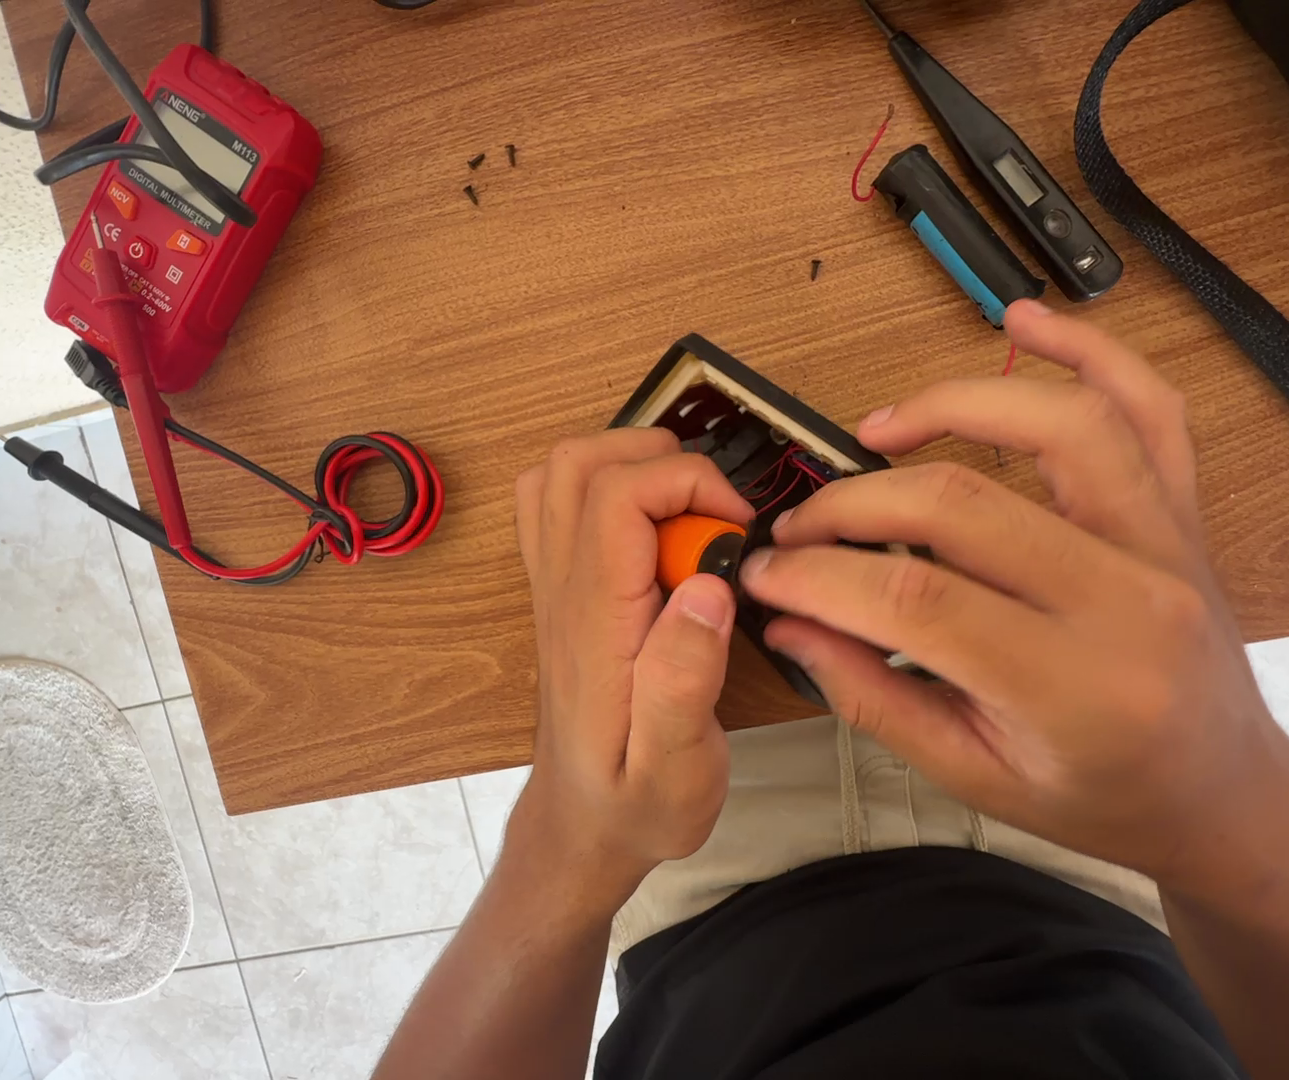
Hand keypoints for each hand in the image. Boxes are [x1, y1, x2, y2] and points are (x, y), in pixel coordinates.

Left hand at [506, 429, 755, 906]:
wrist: (583, 822)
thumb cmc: (636, 800)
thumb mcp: (677, 766)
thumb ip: (686, 679)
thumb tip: (707, 585)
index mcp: (595, 619)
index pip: (615, 496)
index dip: (686, 483)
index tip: (736, 524)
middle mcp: (562, 588)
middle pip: (577, 464)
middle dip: (658, 459)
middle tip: (711, 512)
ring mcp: (551, 584)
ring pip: (558, 473)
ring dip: (626, 464)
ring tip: (683, 510)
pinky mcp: (557, 590)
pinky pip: (553, 505)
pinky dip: (599, 486)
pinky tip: (646, 528)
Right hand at [740, 301, 1288, 895]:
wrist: (1222, 796)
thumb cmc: (1095, 799)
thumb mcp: (967, 774)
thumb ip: (869, 695)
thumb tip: (788, 622)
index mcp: (1070, 686)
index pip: (915, 598)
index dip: (819, 574)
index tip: (766, 571)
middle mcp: (1127, 598)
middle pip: (961, 504)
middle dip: (851, 504)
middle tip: (798, 526)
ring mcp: (1166, 541)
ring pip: (1058, 425)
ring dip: (949, 406)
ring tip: (874, 430)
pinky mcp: (1181, 512)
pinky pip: (1148, 409)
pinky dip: (1088, 351)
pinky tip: (1026, 321)